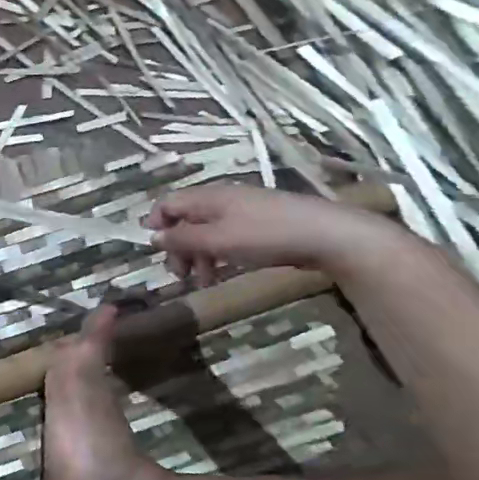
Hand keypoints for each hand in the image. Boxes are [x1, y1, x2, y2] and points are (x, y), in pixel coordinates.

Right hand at [143, 183, 397, 283]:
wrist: (325, 235)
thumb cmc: (265, 236)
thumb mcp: (216, 240)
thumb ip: (182, 239)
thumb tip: (153, 237)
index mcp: (208, 197)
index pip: (168, 203)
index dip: (155, 224)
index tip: (154, 251)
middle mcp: (221, 200)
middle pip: (185, 220)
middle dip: (177, 248)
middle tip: (180, 275)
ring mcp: (242, 211)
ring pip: (205, 232)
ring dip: (197, 256)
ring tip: (203, 281)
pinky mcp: (258, 225)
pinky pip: (226, 237)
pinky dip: (217, 255)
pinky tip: (222, 273)